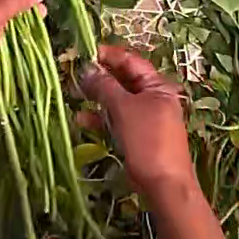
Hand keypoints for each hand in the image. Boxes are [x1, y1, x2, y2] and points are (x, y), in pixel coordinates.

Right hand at [79, 45, 195, 199]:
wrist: (164, 185)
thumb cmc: (147, 140)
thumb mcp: (124, 108)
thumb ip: (105, 86)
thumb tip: (88, 69)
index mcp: (156, 85)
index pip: (130, 61)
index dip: (107, 55)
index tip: (84, 53)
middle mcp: (152, 97)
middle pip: (122, 80)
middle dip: (98, 77)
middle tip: (74, 75)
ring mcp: (145, 117)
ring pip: (116, 101)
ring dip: (96, 98)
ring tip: (74, 94)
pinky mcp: (136, 135)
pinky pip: (116, 120)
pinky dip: (100, 119)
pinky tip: (81, 120)